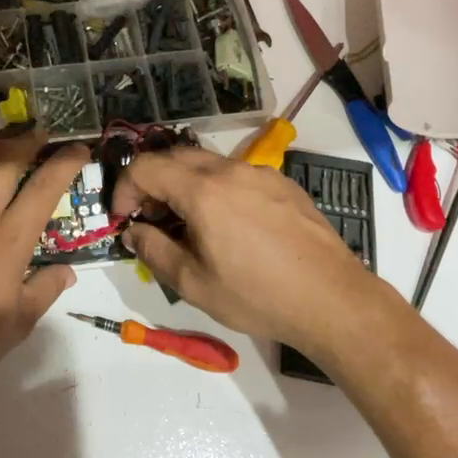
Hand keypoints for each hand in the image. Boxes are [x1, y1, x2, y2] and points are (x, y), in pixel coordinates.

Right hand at [111, 146, 383, 353]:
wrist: (333, 301)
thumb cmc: (258, 296)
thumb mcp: (194, 283)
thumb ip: (154, 250)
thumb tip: (134, 231)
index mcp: (202, 190)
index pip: (145, 167)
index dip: (125, 189)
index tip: (124, 218)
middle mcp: (229, 170)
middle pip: (175, 157)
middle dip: (153, 183)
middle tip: (151, 219)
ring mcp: (260, 173)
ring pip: (208, 164)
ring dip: (185, 185)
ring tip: (189, 225)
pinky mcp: (283, 184)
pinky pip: (237, 176)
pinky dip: (217, 191)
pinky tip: (230, 228)